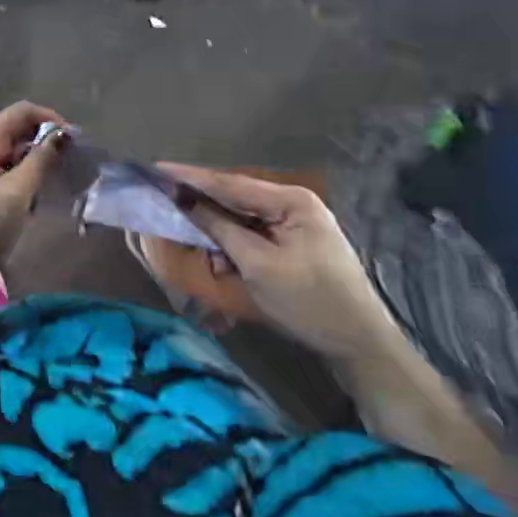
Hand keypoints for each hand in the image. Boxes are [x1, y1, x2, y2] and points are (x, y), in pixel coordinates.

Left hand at [0, 102, 66, 275]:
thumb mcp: (16, 193)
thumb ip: (40, 161)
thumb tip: (63, 134)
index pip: (22, 111)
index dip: (50, 119)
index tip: (76, 142)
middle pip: (19, 129)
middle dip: (46, 141)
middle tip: (72, 164)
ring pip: (16, 151)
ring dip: (38, 161)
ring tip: (58, 182)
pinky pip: (9, 169)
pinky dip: (26, 177)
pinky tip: (37, 197)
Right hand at [154, 165, 401, 362]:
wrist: (361, 347)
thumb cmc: (309, 302)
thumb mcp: (257, 264)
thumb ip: (218, 227)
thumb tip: (183, 200)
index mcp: (291, 201)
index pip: (229, 183)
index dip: (190, 177)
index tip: (156, 169)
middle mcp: (294, 204)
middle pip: (234, 197)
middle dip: (201, 205)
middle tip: (163, 201)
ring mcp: (296, 224)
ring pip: (241, 218)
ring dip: (217, 231)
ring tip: (197, 245)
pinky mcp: (294, 244)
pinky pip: (252, 235)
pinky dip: (233, 245)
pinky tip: (221, 262)